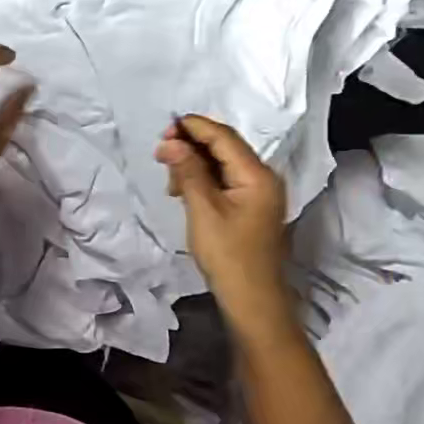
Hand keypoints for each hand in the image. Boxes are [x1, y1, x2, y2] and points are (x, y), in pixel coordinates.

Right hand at [156, 115, 289, 318]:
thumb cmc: (227, 253)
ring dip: (194, 162)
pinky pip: (224, 179)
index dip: (194, 127)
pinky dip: (202, 177)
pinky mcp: (249, 205)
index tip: (165, 127)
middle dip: (192, 144)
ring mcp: (257, 192)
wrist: (250, 296)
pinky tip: (183, 189)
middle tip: (161, 152)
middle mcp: (263, 177)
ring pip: (222, 162)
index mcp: (257, 175)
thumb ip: (188, 171)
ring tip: (170, 177)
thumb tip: (171, 142)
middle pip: (225, 147)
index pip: (224, 138)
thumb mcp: (203, 209)